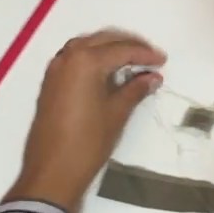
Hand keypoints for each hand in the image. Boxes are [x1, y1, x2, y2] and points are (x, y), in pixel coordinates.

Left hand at [6, 29, 165, 211]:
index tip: (163, 61)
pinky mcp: (50, 82)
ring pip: (87, 45)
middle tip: (150, 57)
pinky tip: (107, 70)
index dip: (145, 54)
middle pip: (103, 40)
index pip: (122, 49)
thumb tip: (153, 76)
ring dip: (109, 48)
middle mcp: (68, 57)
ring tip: (131, 61)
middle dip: (128, 45)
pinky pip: (74, 57)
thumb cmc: (88, 142)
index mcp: (85, 61)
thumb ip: (136, 89)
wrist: (52, 172)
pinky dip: (93, 56)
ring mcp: (55, 69)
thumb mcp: (117, 113)